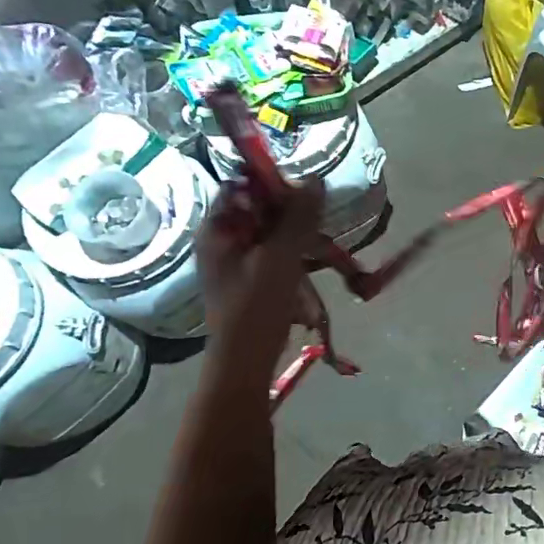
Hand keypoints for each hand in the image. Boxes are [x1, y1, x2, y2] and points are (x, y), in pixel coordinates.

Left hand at [196, 179, 323, 379]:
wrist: (245, 364)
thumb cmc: (256, 307)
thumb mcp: (280, 257)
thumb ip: (298, 217)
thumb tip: (315, 179)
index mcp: (217, 229)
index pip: (242, 187)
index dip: (273, 185)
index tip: (305, 192)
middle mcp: (221, 241)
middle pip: (261, 213)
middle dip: (295, 220)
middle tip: (320, 228)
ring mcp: (234, 263)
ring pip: (273, 238)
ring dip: (300, 244)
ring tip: (326, 255)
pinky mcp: (249, 283)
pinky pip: (275, 260)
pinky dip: (294, 264)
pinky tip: (311, 276)